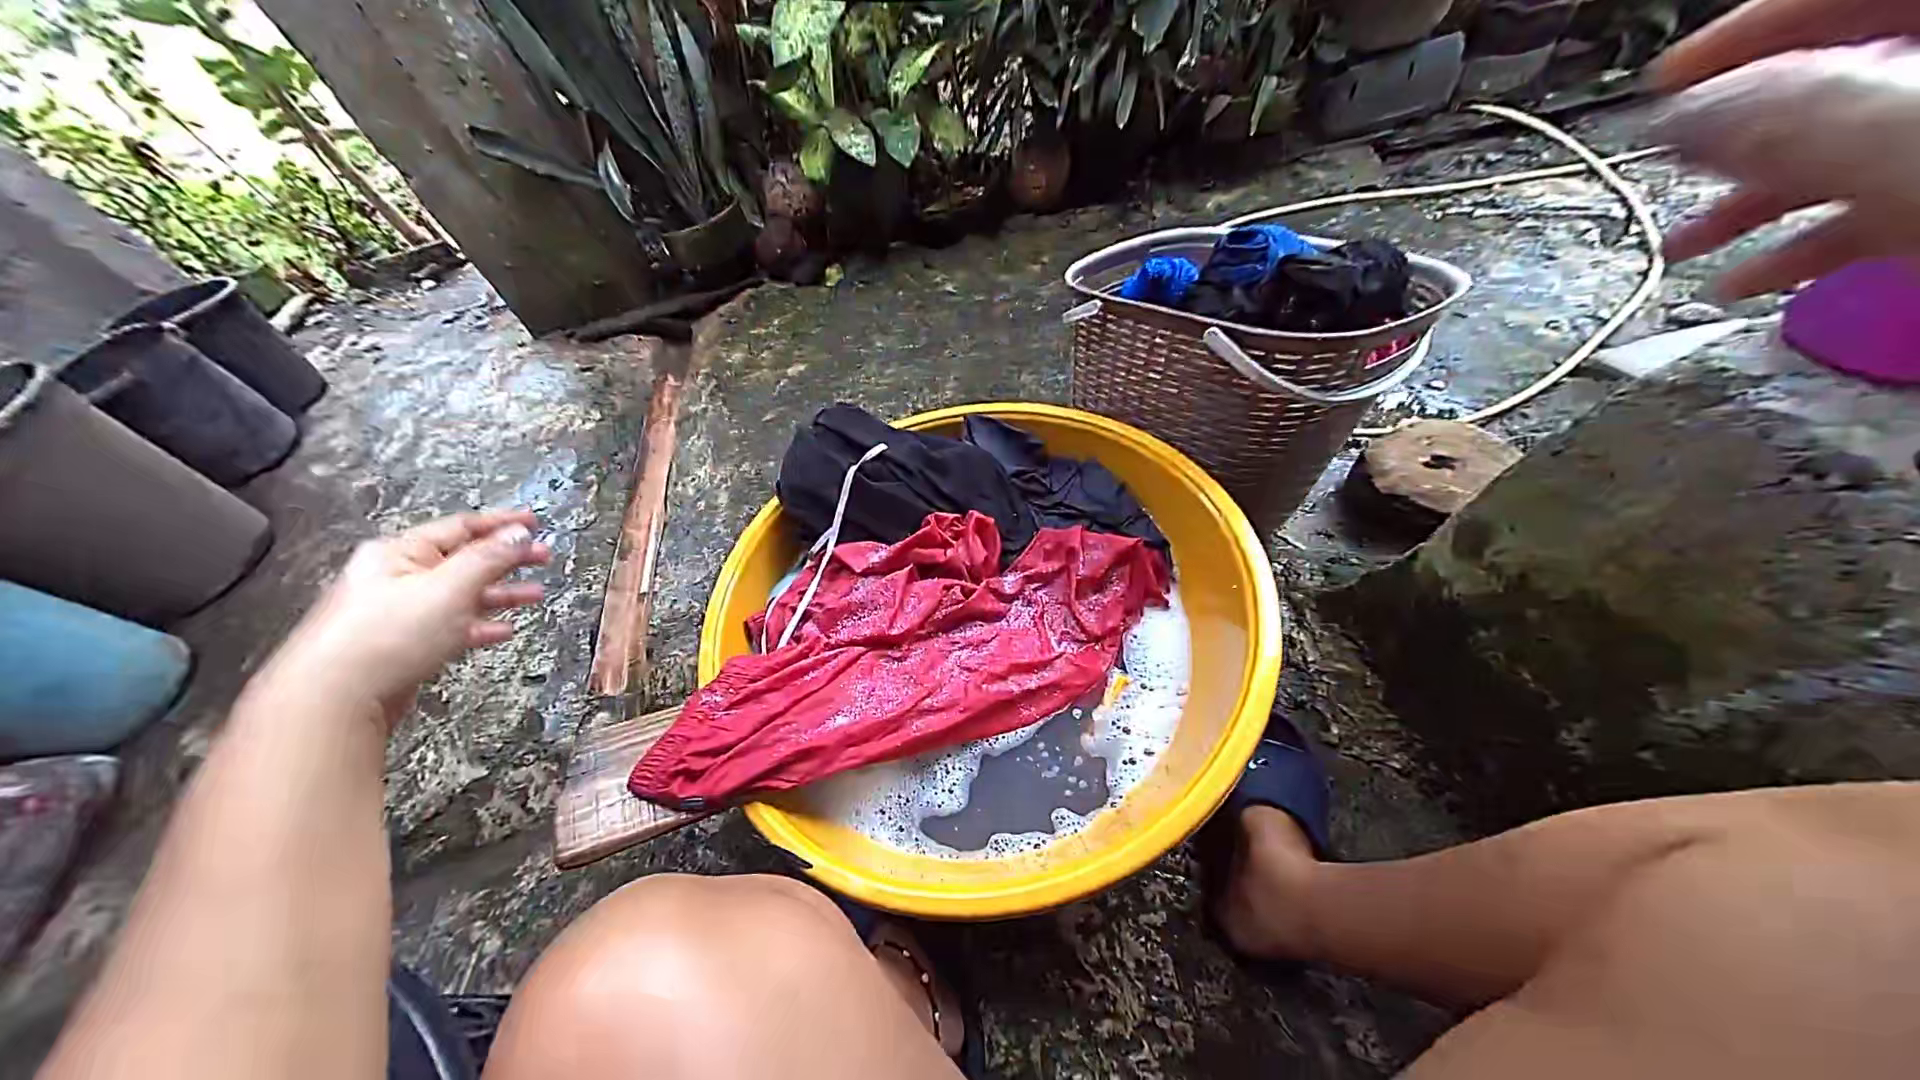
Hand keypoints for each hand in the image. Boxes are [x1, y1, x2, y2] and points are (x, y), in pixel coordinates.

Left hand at [258, 510, 551, 729]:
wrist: (334, 699)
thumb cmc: (382, 638)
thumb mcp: (448, 588)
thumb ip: (488, 558)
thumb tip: (517, 535)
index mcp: (399, 554)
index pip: (461, 527)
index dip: (501, 524)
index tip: (532, 522)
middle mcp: (396, 578)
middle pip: (465, 560)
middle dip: (507, 559)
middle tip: (542, 556)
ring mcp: (400, 612)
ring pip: (462, 594)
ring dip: (501, 593)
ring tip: (534, 594)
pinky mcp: (405, 644)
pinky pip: (453, 625)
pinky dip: (480, 624)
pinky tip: (502, 629)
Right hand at [1649, 0, 1919, 298]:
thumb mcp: (1908, 147)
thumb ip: (1795, 115)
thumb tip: (1687, 110)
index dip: (1752, 29)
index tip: (1668, 83)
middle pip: (1856, 68)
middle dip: (1745, 135)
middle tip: (1675, 173)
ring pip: (1864, 141)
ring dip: (1761, 202)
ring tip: (1688, 248)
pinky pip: (1894, 195)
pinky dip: (1814, 240)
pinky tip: (1751, 280)